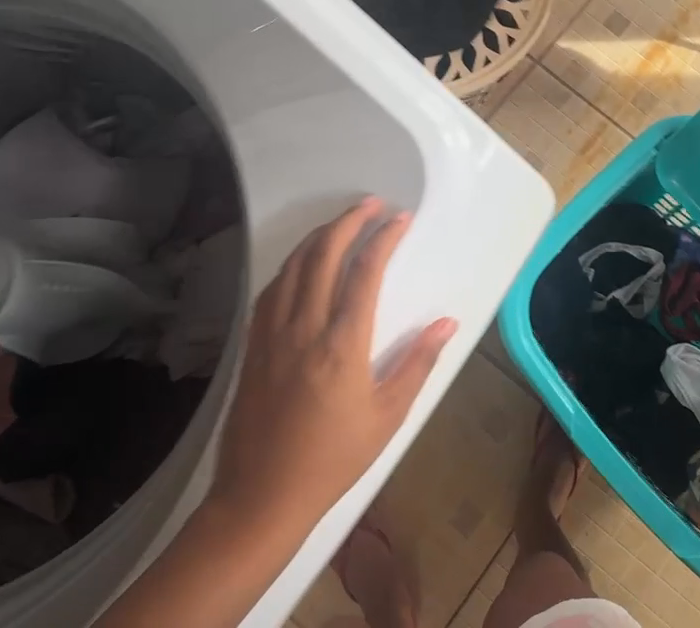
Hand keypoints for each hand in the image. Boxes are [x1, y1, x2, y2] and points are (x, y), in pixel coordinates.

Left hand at [209, 198, 457, 526]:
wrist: (261, 496)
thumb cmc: (334, 459)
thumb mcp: (388, 416)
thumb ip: (418, 364)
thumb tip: (446, 322)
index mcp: (342, 343)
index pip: (365, 271)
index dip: (384, 237)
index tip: (400, 218)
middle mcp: (303, 327)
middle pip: (323, 255)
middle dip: (348, 222)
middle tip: (370, 205)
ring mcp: (272, 335)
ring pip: (292, 267)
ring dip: (318, 237)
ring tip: (340, 223)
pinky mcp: (252, 347)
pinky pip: (270, 291)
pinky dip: (290, 265)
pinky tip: (300, 264)